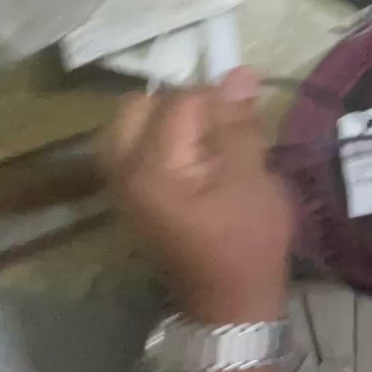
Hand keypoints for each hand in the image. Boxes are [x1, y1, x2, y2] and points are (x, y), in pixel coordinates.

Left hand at [101, 68, 294, 322]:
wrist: (229, 300)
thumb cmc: (247, 240)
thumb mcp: (252, 180)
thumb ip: (238, 125)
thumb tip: (238, 72)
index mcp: (151, 167)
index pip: (179, 101)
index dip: (218, 99)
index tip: (248, 119)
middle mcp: (121, 170)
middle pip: (139, 106)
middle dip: (183, 103)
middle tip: (224, 125)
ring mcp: (119, 184)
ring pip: (134, 124)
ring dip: (173, 120)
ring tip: (213, 140)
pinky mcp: (130, 194)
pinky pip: (136, 145)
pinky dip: (167, 139)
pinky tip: (200, 158)